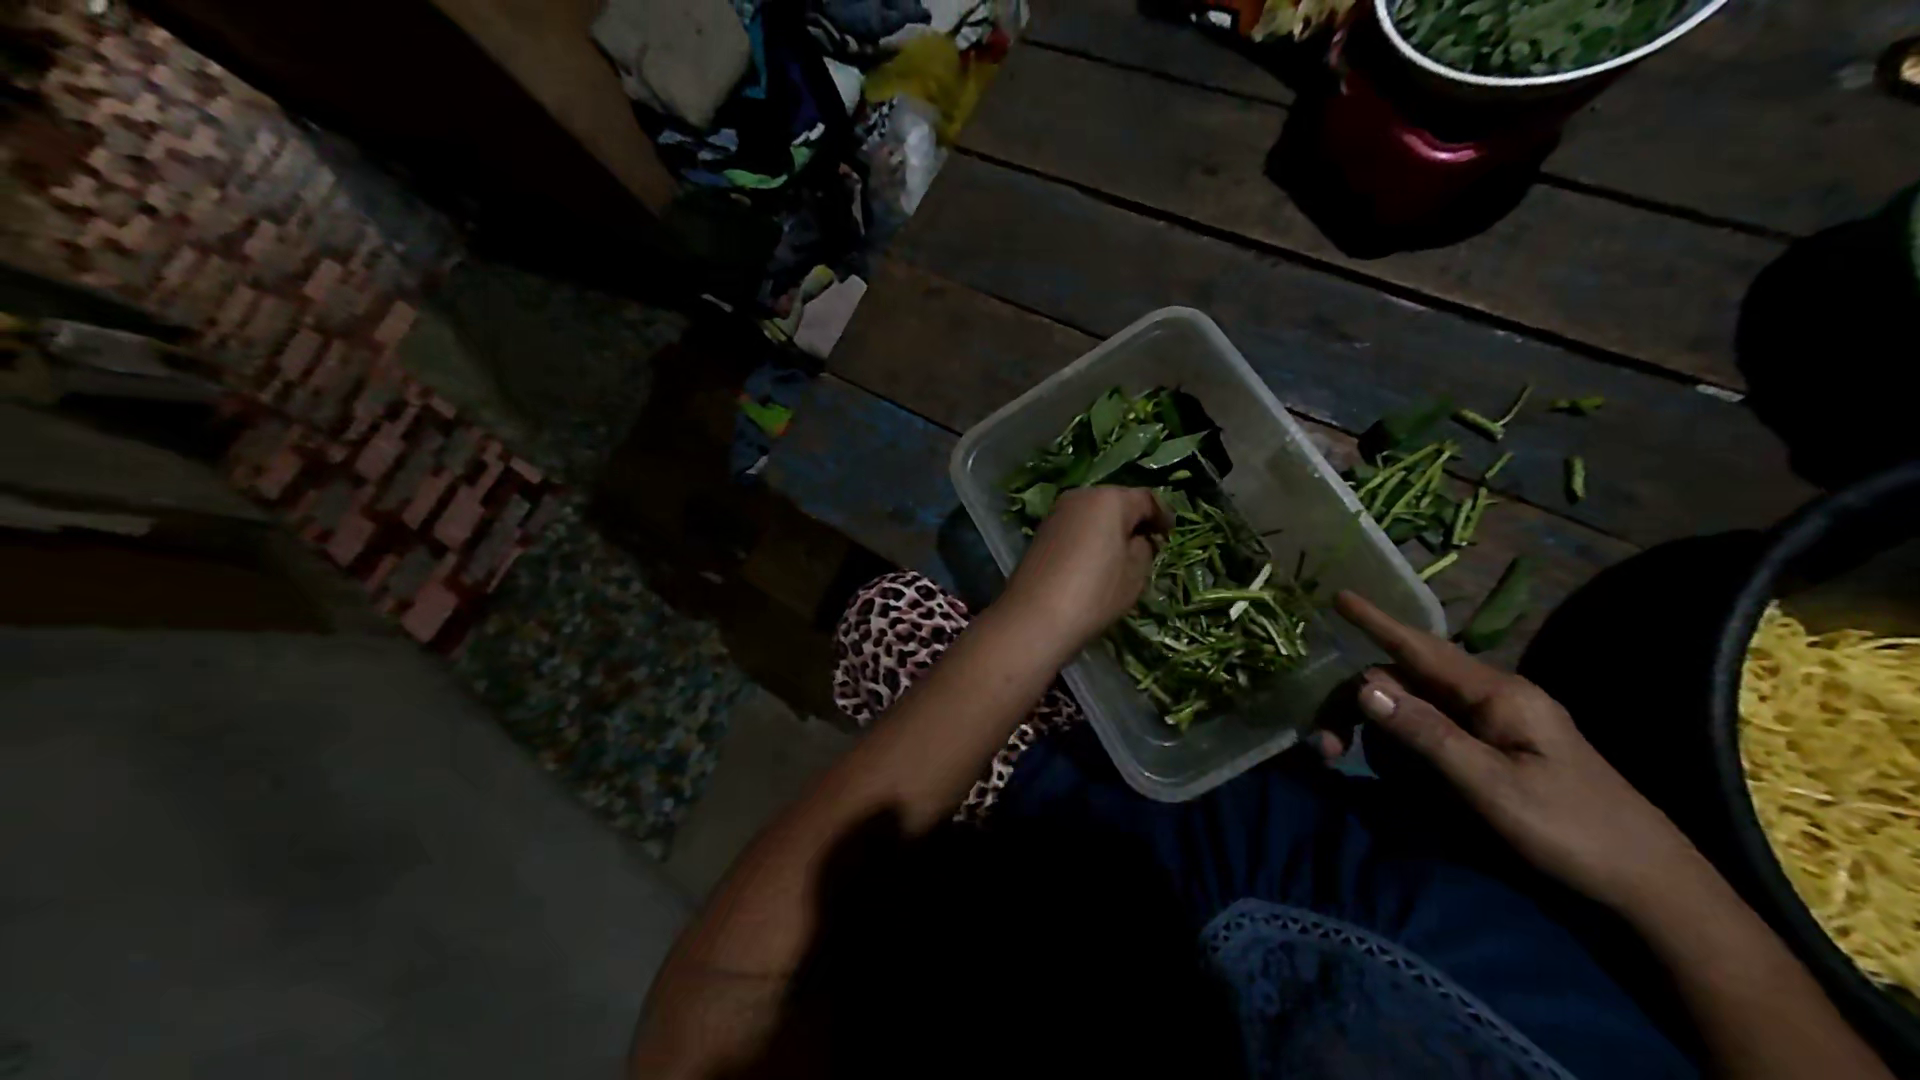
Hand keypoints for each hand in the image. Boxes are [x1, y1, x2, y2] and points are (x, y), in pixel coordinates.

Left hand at [999, 486, 1170, 661]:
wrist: (1035, 616)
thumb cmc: (1095, 592)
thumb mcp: (1135, 572)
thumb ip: (1144, 547)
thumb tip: (1139, 539)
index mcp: (1109, 499)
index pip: (1146, 499)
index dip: (1163, 515)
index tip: (1170, 534)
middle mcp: (1080, 496)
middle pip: (1117, 502)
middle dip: (1134, 519)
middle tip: (1149, 543)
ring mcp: (1056, 513)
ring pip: (1094, 514)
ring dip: (1110, 528)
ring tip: (1123, 553)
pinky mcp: (1041, 532)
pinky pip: (1076, 527)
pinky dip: (1090, 537)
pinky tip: (1096, 559)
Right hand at [1332, 590, 1704, 910]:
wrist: (1651, 884)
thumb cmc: (1573, 831)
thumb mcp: (1491, 786)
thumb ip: (1426, 733)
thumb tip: (1364, 686)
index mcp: (1498, 694)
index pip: (1422, 648)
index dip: (1377, 623)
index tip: (1340, 597)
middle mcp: (1493, 697)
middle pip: (1406, 682)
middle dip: (1359, 707)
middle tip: (1327, 748)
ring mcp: (1496, 721)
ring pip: (1413, 707)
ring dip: (1379, 732)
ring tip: (1361, 767)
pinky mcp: (1496, 746)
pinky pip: (1432, 730)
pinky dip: (1404, 747)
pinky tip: (1404, 777)